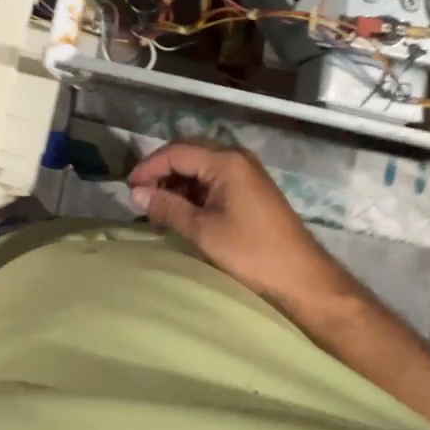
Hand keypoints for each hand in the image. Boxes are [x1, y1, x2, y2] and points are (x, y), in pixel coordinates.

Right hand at [127, 141, 355, 311]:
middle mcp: (236, 157)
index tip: (127, 187)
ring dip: (178, 181)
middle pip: (189, 152)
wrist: (302, 278)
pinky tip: (182, 209)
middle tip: (139, 194)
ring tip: (157, 205)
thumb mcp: (204, 231)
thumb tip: (135, 193)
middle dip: (162, 171)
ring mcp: (246, 171)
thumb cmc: (251, 254)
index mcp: (226, 161)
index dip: (149, 167)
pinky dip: (195, 189)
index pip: (176, 152)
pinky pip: (214, 177)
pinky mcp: (251, 187)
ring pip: (201, 165)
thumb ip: (168, 207)